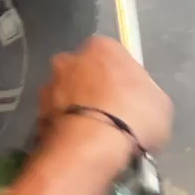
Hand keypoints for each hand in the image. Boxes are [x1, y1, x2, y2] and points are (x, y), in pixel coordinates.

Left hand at [39, 35, 172, 160]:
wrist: (90, 147)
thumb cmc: (133, 116)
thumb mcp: (159, 103)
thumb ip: (143, 92)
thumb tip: (136, 97)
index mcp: (101, 47)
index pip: (111, 54)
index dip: (120, 75)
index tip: (128, 95)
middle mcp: (68, 59)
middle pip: (83, 71)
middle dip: (92, 88)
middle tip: (110, 114)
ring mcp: (47, 86)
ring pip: (65, 94)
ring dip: (75, 108)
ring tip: (93, 135)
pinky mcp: (36, 113)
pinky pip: (55, 117)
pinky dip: (64, 127)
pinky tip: (78, 144)